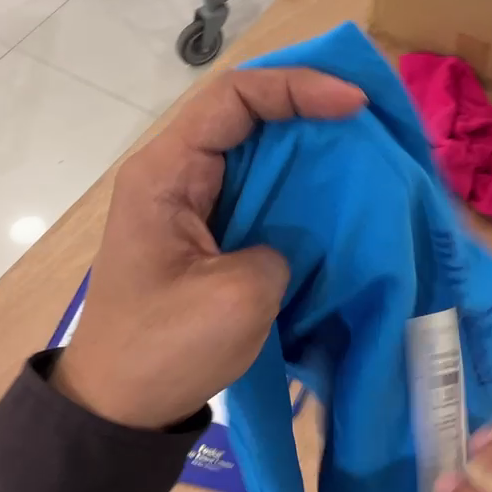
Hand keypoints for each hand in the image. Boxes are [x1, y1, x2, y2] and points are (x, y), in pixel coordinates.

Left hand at [52, 67, 365, 428]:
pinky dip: (301, 180)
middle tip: (370, 116)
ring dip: (308, 140)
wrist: (122, 403)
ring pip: (256, 146)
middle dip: (308, 103)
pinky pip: (260, 186)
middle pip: (245, 110)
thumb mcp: (235, 299)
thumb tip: (288, 242)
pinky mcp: (210, 229)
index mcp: (166, 174)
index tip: (354, 106)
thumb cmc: (164, 349)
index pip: (233, 98)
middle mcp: (176, 172)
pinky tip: (338, 191)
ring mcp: (192, 201)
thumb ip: (278, 251)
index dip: (297, 88)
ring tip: (364, 145)